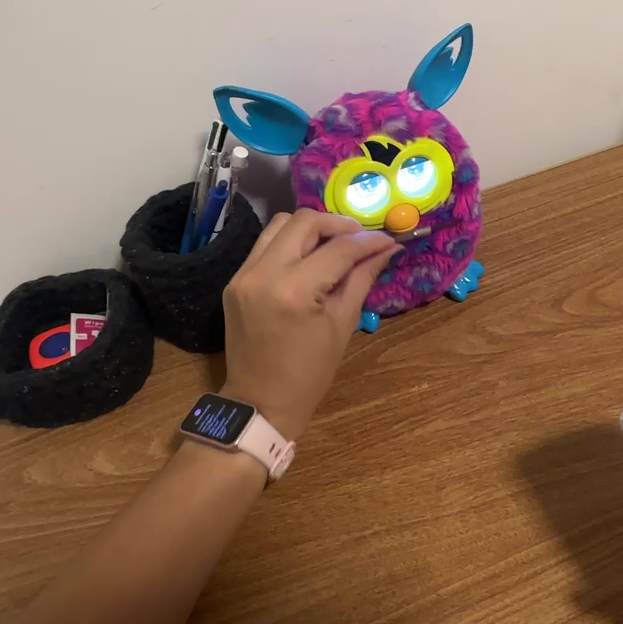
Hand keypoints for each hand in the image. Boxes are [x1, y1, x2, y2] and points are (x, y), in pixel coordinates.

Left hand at [218, 209, 398, 438]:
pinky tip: (309, 259)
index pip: (338, 249)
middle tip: (360, 239)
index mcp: (294, 291)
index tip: (387, 240)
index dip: (368, 241)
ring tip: (334, 245)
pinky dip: (291, 243)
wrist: (260, 402)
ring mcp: (244, 275)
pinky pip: (266, 245)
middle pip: (304, 221)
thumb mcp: (343, 324)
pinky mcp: (235, 280)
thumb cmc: (309, 372)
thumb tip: (387, 248)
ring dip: (311, 228)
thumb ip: (362, 278)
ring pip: (280, 224)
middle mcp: (264, 273)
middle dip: (338, 225)